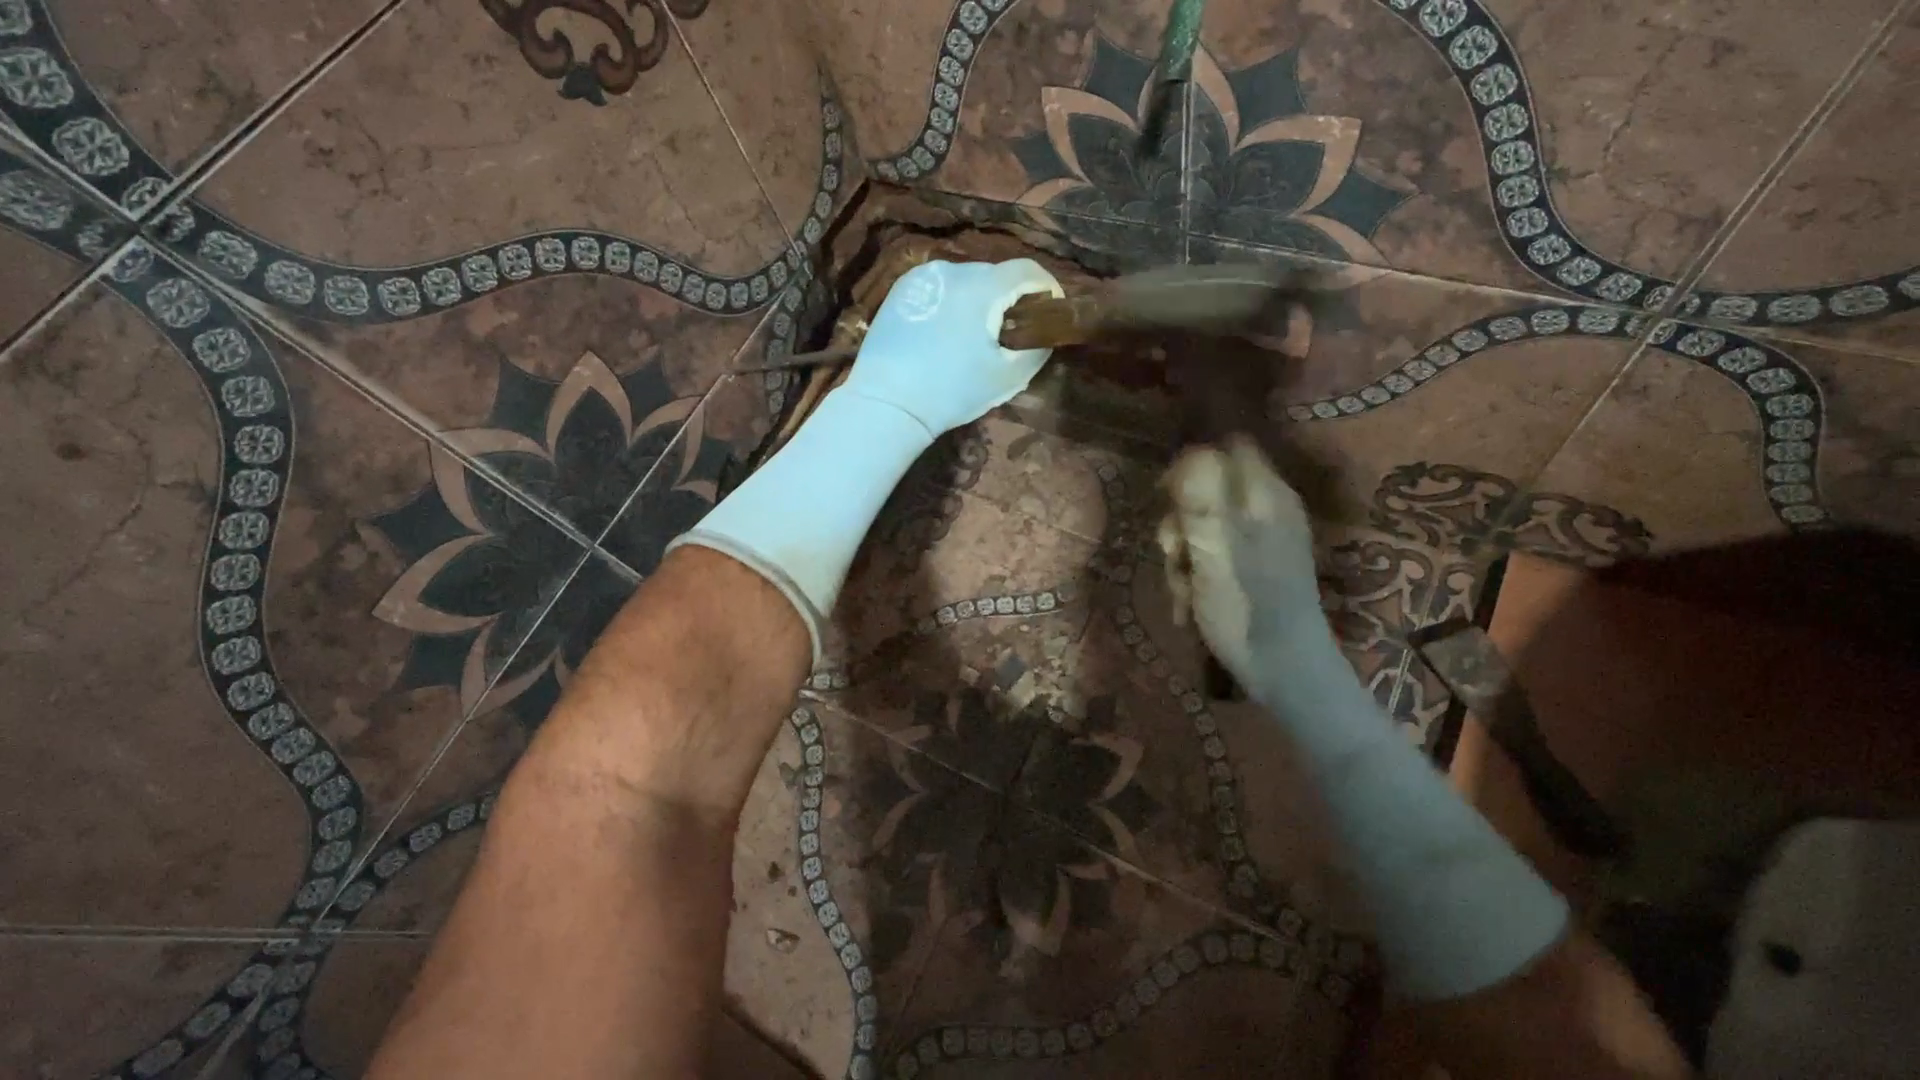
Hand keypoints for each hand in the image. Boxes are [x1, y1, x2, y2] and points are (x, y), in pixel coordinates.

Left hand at [845, 258, 1063, 434]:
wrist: (888, 404)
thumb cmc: (952, 391)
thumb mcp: (1008, 376)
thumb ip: (1037, 347)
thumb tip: (1044, 333)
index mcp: (983, 286)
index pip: (1028, 270)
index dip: (1045, 288)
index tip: (1049, 311)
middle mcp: (953, 270)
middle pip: (996, 275)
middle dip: (1010, 298)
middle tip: (1012, 332)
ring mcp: (923, 278)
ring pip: (965, 281)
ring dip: (979, 301)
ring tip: (976, 335)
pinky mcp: (901, 291)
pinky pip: (940, 289)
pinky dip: (951, 303)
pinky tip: (945, 333)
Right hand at [1158, 436, 1329, 686]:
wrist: (1284, 671)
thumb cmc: (1248, 608)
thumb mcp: (1214, 551)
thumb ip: (1202, 499)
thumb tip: (1193, 449)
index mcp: (1265, 497)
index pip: (1230, 446)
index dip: (1194, 462)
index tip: (1166, 493)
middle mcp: (1267, 510)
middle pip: (1208, 489)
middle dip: (1180, 520)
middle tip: (1172, 553)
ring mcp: (1261, 541)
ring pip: (1204, 526)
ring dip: (1182, 555)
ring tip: (1183, 591)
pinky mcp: (1253, 569)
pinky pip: (1214, 554)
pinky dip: (1196, 575)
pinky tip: (1190, 605)